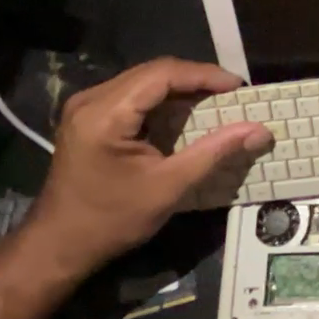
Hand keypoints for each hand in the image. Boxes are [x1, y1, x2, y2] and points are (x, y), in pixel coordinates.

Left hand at [25, 58, 271, 273]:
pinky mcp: (88, 115)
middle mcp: (91, 99)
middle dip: (196, 79)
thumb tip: (259, 130)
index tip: (239, 86)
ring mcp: (86, 105)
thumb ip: (215, 151)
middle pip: (153, 72)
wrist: (59, 247)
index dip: (204, 75)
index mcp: (105, 114)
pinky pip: (133, 93)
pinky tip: (185, 110)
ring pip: (144, 80)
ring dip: (181, 87)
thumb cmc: (112, 220)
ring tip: (216, 99)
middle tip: (232, 94)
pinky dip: (164, 97)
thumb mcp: (169, 187)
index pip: (162, 74)